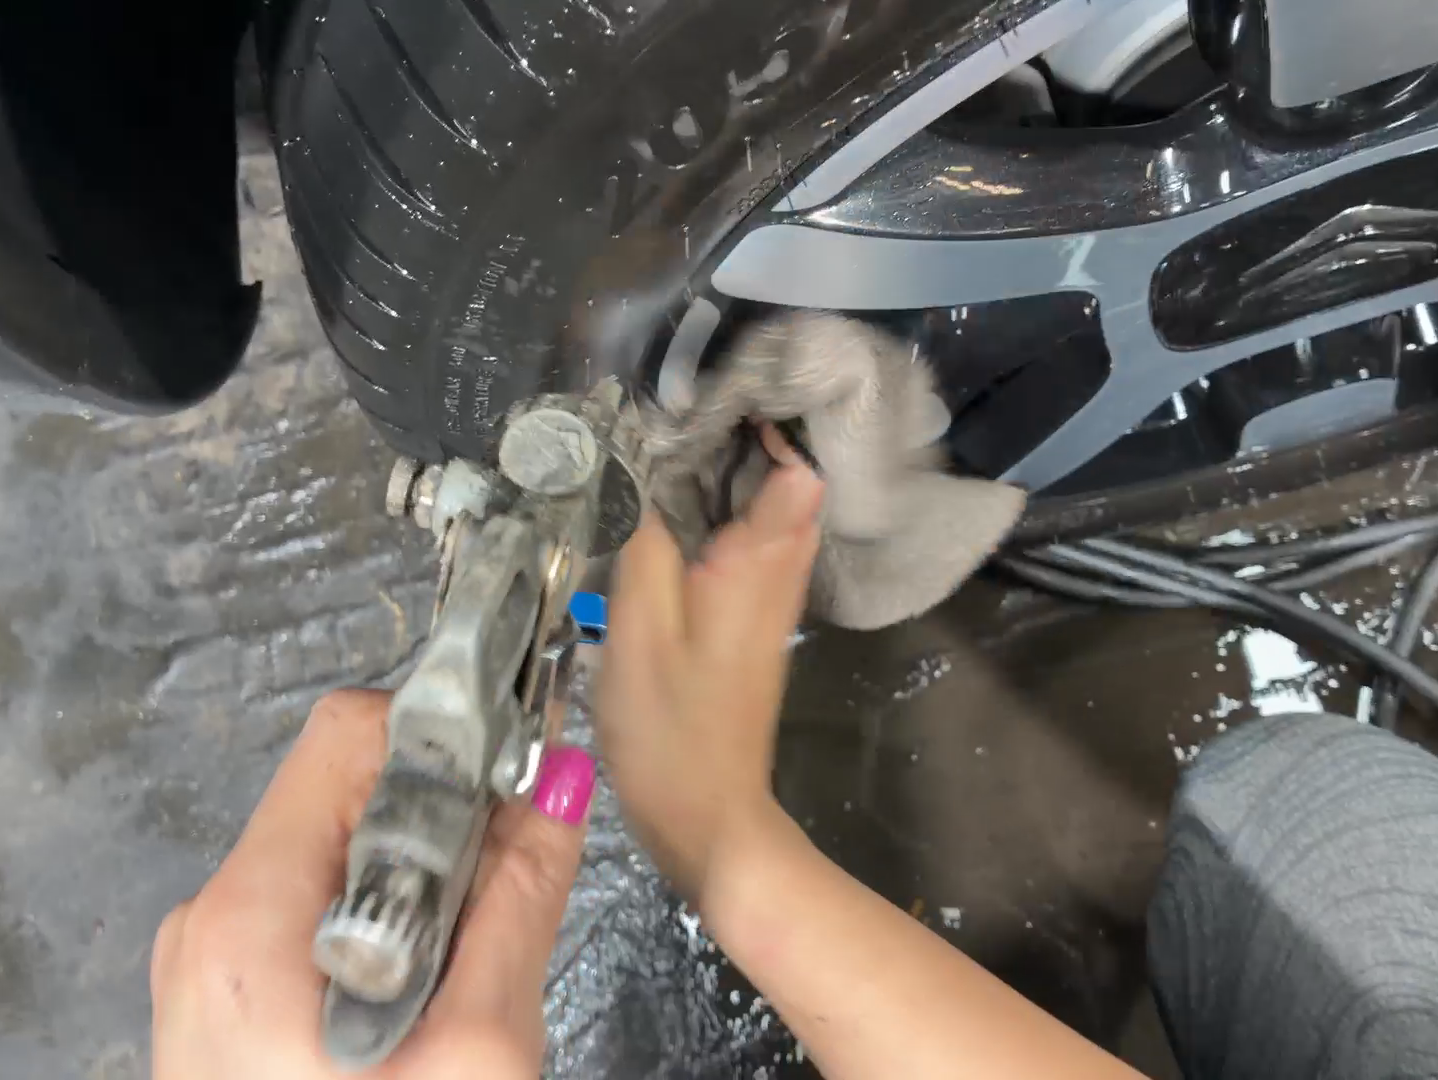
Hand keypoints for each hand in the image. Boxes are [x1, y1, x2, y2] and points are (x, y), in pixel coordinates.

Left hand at [151, 689, 594, 1077]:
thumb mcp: (481, 1045)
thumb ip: (524, 891)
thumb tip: (564, 775)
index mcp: (250, 914)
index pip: (350, 735)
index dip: (446, 730)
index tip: (517, 770)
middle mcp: (215, 914)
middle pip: (351, 780)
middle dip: (449, 798)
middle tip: (516, 856)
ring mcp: (218, 951)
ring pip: (352, 831)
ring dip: (437, 848)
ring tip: (483, 922)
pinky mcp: (236, 981)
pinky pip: (335, 884)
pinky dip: (406, 888)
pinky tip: (442, 953)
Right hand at [596, 433, 823, 899]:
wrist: (708, 812)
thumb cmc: (668, 726)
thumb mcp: (638, 626)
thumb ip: (647, 541)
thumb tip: (647, 471)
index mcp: (759, 565)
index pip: (799, 472)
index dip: (768, 431)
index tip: (714, 405)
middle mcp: (781, 576)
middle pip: (792, 489)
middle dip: (747, 446)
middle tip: (682, 423)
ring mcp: (775, 603)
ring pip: (776, 520)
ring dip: (736, 483)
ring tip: (673, 458)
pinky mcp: (758, 626)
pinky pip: (758, 553)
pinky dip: (729, 524)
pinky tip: (679, 522)